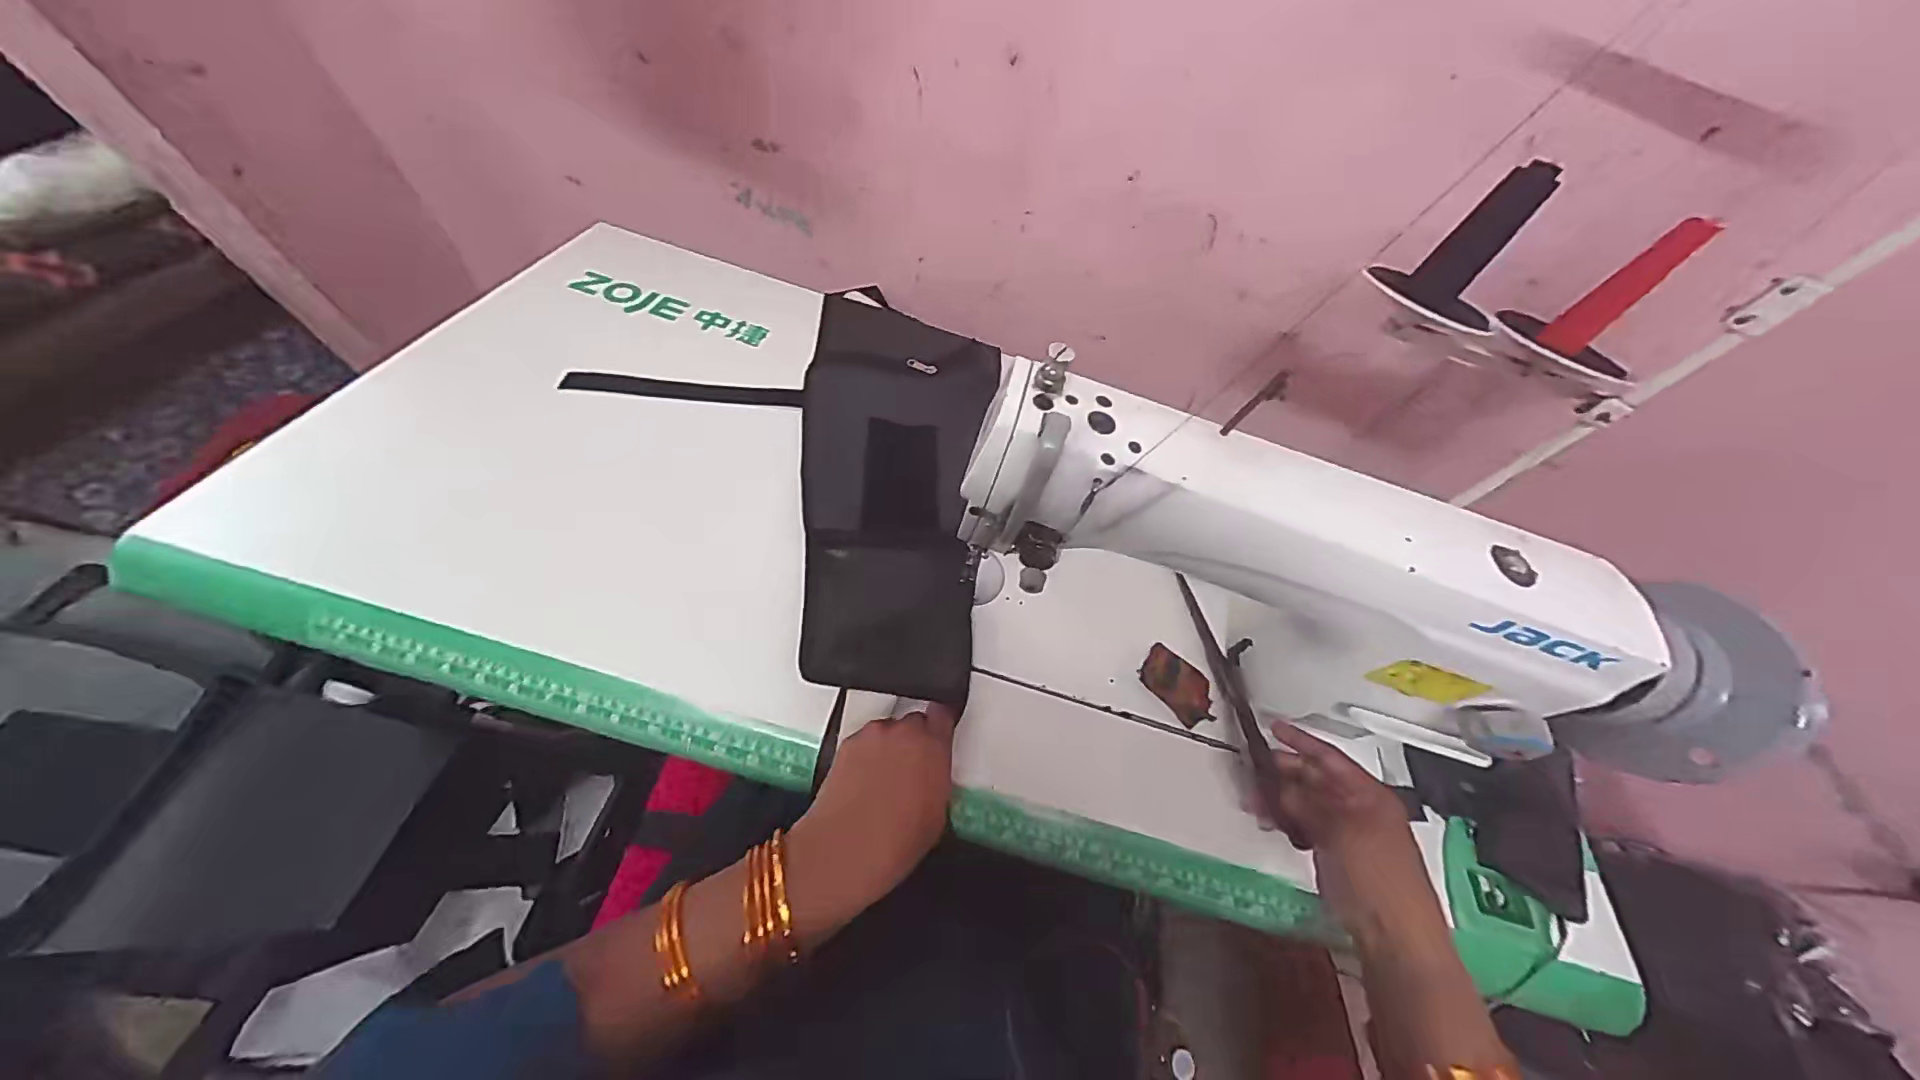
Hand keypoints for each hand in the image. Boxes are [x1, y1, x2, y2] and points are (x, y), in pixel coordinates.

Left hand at [785, 704, 958, 934]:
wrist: (847, 848)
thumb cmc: (895, 840)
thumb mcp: (938, 815)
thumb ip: (939, 780)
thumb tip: (934, 779)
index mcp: (934, 747)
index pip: (943, 714)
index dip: (941, 724)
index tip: (940, 732)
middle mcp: (905, 733)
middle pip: (914, 722)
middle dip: (915, 741)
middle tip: (911, 769)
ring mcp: (875, 736)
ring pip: (888, 731)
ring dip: (889, 748)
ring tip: (884, 781)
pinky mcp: (849, 743)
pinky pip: (864, 742)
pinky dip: (866, 755)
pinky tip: (864, 782)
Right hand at [1260, 721, 1440, 940]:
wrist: (1396, 937)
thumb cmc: (1376, 877)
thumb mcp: (1340, 831)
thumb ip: (1308, 803)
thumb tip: (1280, 787)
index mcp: (1369, 795)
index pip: (1330, 758)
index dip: (1302, 741)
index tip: (1273, 728)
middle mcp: (1357, 808)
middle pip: (1314, 779)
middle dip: (1281, 773)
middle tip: (1250, 771)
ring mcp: (1345, 831)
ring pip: (1304, 802)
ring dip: (1278, 799)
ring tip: (1254, 804)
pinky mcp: (1334, 853)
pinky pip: (1303, 825)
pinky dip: (1285, 821)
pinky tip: (1270, 823)